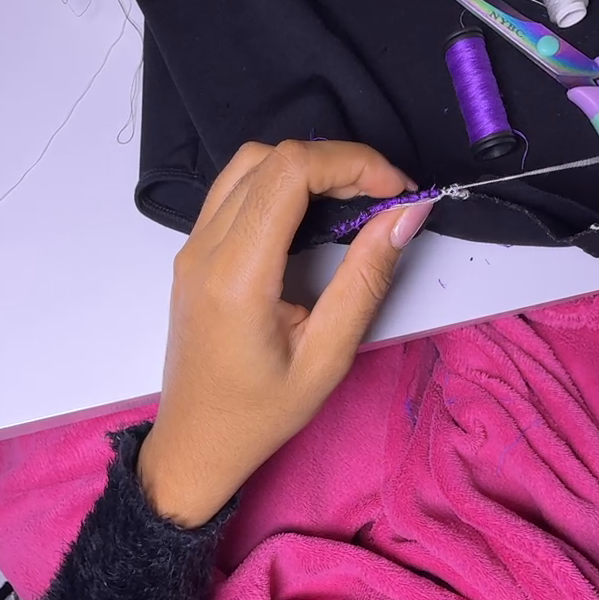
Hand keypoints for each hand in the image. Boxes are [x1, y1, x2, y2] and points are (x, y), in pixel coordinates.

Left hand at [138, 140, 432, 525]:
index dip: (351, 162)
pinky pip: (233, 192)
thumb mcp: (327, 355)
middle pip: (269, 158)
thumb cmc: (260, 414)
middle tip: (383, 195)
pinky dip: (278, 184)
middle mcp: (204, 249)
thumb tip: (407, 213)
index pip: (289, 171)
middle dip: (336, 161)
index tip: (397, 191)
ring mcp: (191, 248)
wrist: (195, 442)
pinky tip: (311, 215)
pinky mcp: (192, 254)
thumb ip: (367, 278)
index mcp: (236, 276)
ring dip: (304, 167)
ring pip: (247, 166)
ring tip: (352, 199)